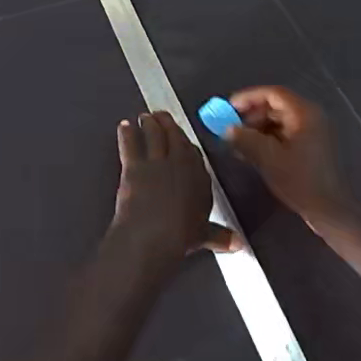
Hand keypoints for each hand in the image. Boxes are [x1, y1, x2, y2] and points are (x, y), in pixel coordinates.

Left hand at [112, 112, 239, 265]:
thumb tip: (236, 243)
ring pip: (154, 135)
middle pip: (175, 138)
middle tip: (164, 116)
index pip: (196, 156)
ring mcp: (157, 162)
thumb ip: (220, 235)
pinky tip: (124, 126)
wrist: (153, 236)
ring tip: (146, 117)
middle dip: (169, 125)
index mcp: (200, 178)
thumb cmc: (180, 237)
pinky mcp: (135, 166)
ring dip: (150, 124)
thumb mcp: (203, 236)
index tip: (184, 144)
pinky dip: (126, 134)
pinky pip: (131, 144)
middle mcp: (180, 165)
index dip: (188, 148)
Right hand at [223, 86, 356, 227]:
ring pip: (280, 121)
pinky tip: (252, 152)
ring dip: (257, 128)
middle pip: (276, 105)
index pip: (273, 94)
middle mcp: (311, 117)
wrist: (329, 210)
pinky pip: (286, 134)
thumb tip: (227, 129)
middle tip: (230, 125)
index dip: (249, 98)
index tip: (228, 107)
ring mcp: (313, 132)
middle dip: (251, 114)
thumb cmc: (300, 180)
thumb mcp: (268, 158)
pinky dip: (268, 138)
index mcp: (304, 113)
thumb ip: (245, 139)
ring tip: (238, 141)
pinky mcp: (312, 147)